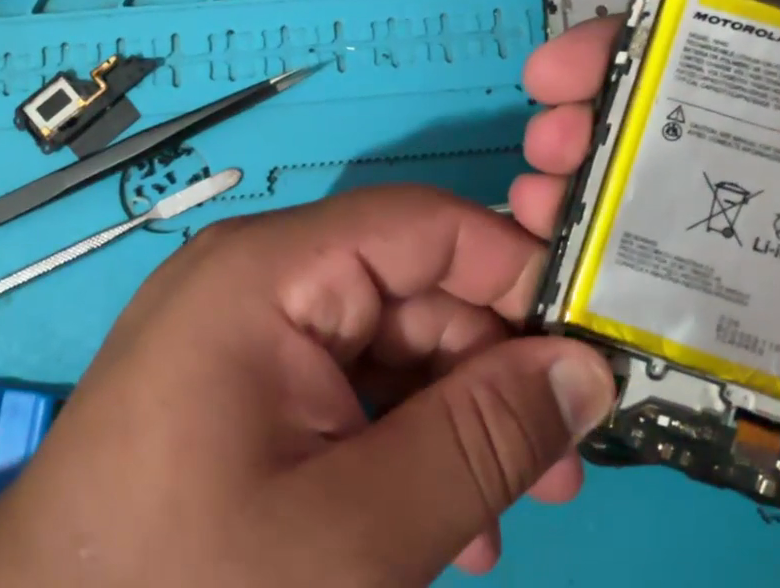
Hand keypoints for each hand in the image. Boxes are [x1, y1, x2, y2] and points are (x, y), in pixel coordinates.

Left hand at [0, 188, 616, 586]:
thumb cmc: (190, 584)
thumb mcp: (360, 525)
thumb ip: (484, 438)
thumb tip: (587, 369)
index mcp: (273, 272)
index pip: (427, 226)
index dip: (517, 276)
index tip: (589, 354)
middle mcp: (259, 280)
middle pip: (414, 293)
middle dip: (493, 376)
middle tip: (561, 469)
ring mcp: (247, 335)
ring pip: (389, 352)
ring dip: (455, 426)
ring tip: (504, 516)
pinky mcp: (242, 388)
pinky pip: (347, 392)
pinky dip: (401, 446)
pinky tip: (437, 524)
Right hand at [513, 0, 779, 585]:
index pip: (768, 47)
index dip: (681, 25)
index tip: (611, 30)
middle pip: (684, 131)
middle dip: (603, 110)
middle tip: (553, 119)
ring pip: (655, 226)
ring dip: (583, 203)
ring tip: (541, 200)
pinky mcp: (774, 385)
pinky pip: (664, 343)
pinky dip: (595, 319)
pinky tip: (550, 299)